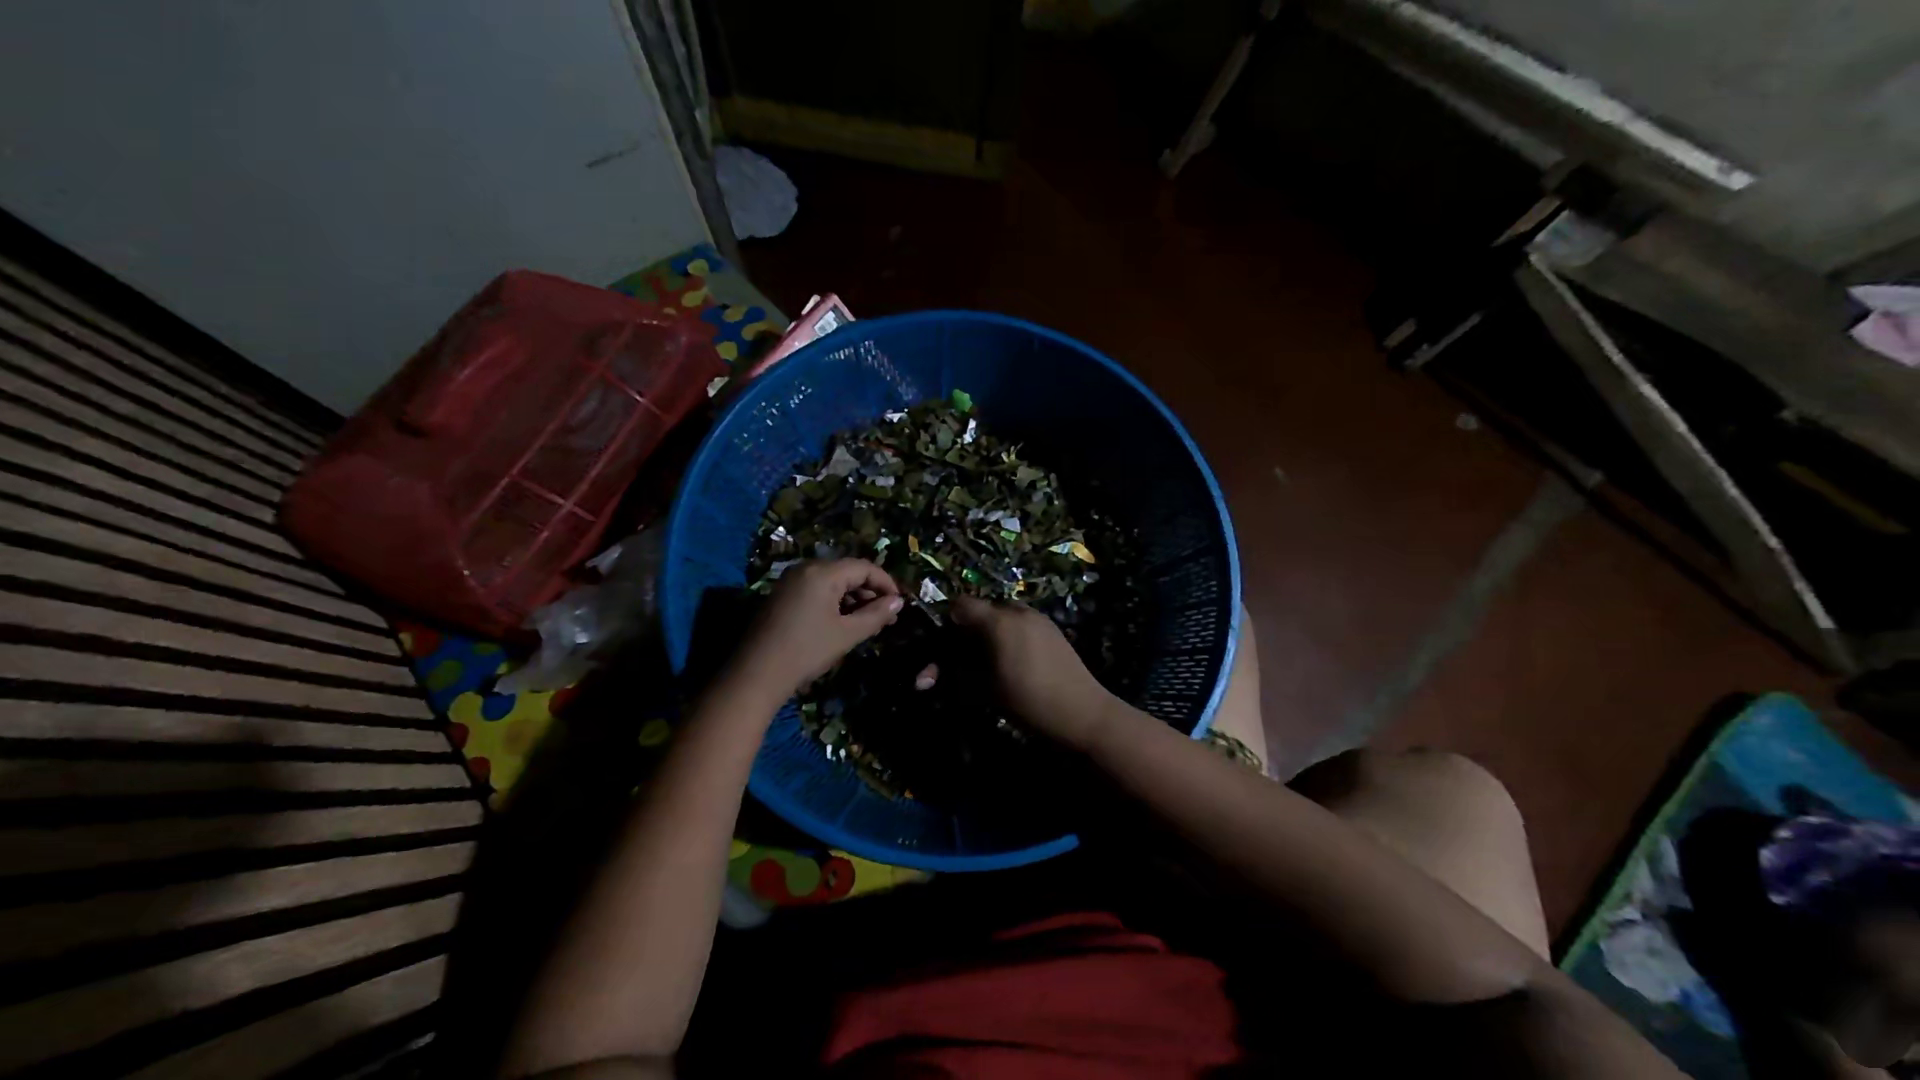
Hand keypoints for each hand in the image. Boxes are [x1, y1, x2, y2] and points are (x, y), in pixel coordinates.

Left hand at [734, 559, 902, 697]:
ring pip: (832, 581)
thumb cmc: (807, 651)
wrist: (757, 674)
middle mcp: (805, 569)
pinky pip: (817, 590)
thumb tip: (898, 602)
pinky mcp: (782, 595)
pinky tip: (844, 622)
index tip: (900, 604)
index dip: (886, 583)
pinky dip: (835, 602)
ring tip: (869, 622)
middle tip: (887, 616)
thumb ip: (875, 614)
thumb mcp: (847, 634)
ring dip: (853, 598)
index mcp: (822, 573)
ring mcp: (791, 581)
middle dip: (870, 592)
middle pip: (848, 571)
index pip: (864, 567)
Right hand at [936, 596, 1119, 748]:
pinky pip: (1020, 624)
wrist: (1083, 713)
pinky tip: (1010, 663)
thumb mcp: (984, 690)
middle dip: (966, 631)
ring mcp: (1038, 618)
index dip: (945, 623)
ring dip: (988, 633)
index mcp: (998, 619)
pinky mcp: (1052, 630)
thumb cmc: (1028, 701)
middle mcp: (1018, 610)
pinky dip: (1008, 636)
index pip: (959, 605)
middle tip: (960, 660)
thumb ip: (953, 677)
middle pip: (981, 609)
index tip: (941, 648)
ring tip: (986, 663)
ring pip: (1002, 617)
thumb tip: (924, 677)